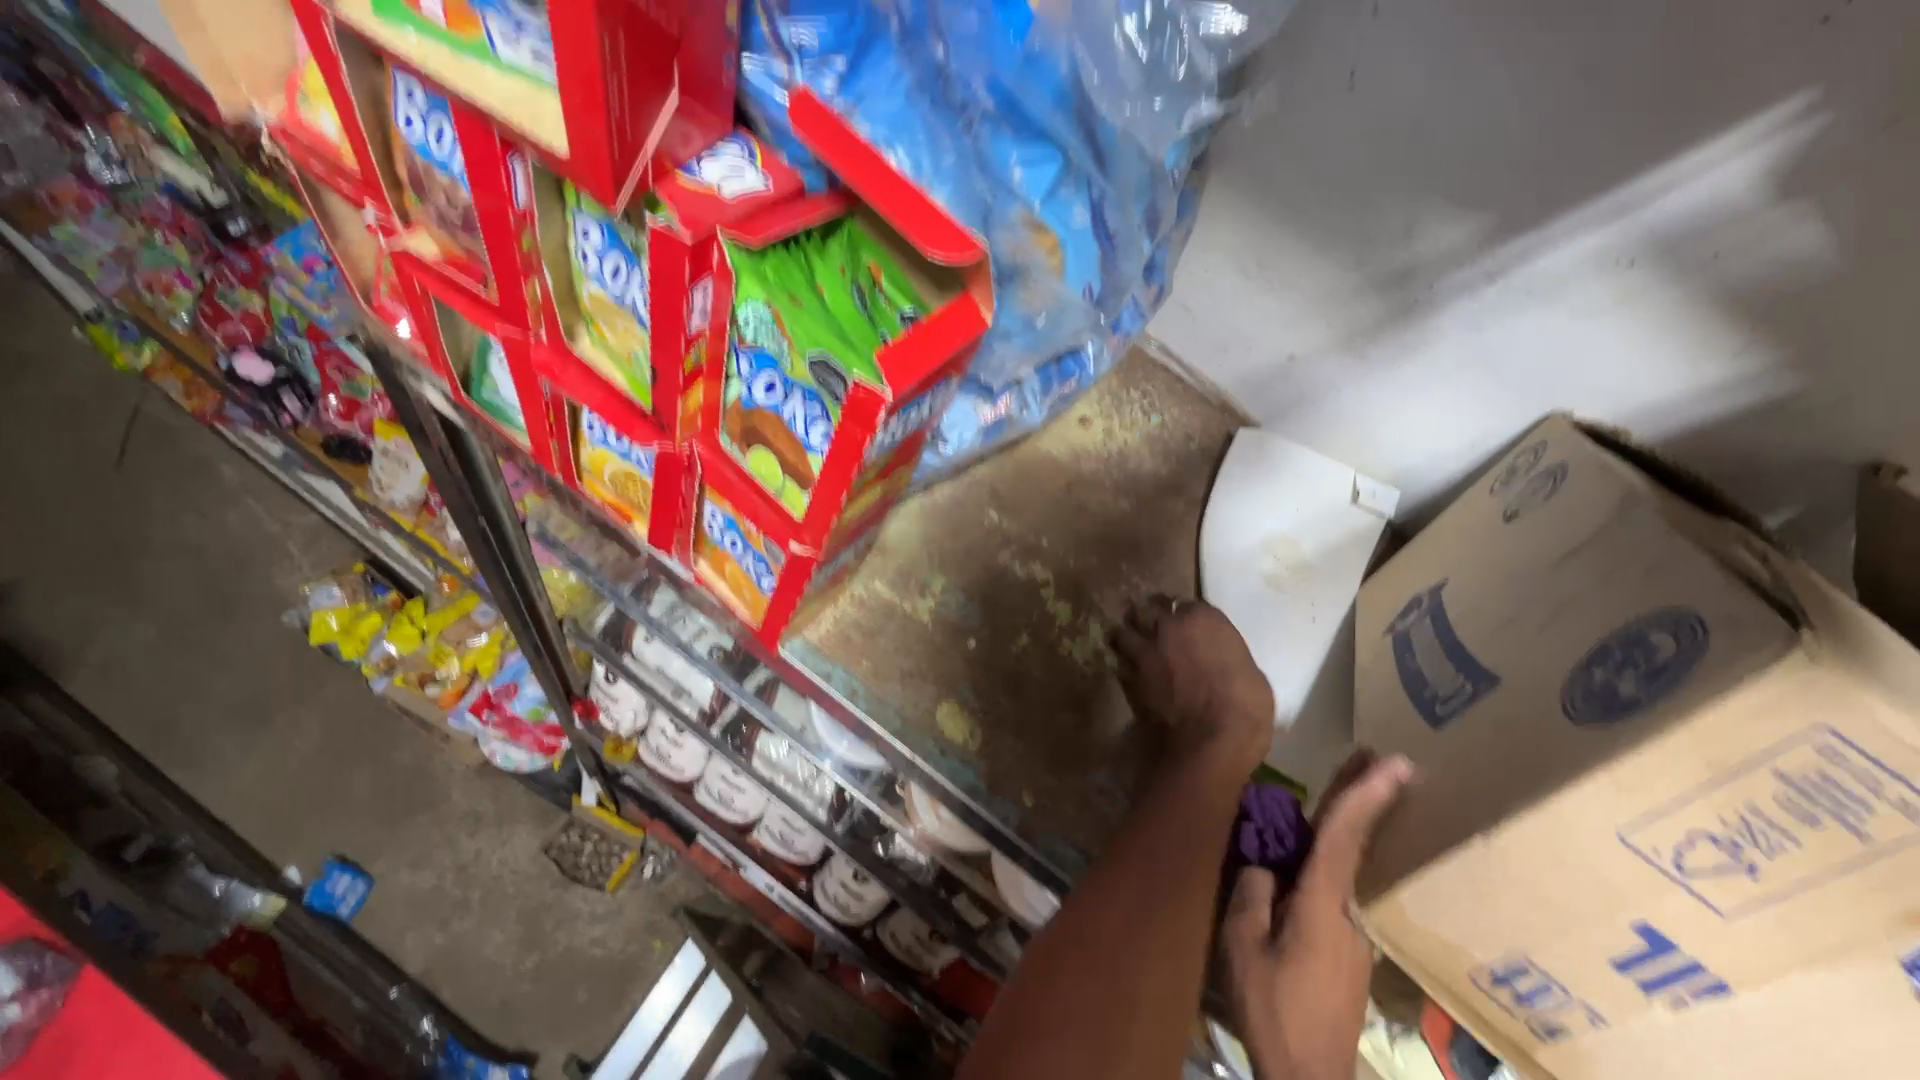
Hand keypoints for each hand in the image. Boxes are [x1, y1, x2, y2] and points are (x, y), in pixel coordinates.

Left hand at [1110, 595, 1273, 777]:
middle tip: (1153, 628)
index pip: (1185, 603)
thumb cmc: (1244, 707)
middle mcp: (1167, 627)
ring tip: (1133, 645)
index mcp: (1202, 619)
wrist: (1209, 743)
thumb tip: (1218, 661)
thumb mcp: (1249, 671)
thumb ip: (1225, 655)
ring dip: (1128, 637)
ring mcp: (1143, 651)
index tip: (1186, 627)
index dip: (1184, 616)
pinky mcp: (1127, 677)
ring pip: (1123, 631)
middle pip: (1146, 609)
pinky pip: (1118, 662)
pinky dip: (1123, 665)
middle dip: (1149, 616)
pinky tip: (1130, 672)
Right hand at [1221, 750, 1413, 1079]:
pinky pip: (1336, 896)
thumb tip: (1265, 866)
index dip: (1365, 795)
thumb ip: (1251, 896)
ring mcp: (1354, 937)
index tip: (1394, 762)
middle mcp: (1347, 914)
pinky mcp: (1349, 956)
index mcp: (1321, 905)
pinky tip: (1306, 869)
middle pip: (1356, 845)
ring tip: (1336, 797)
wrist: (1309, 1077)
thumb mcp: (1242, 949)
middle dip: (1368, 799)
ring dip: (1346, 831)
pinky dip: (1330, 866)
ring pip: (1345, 872)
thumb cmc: (1272, 1009)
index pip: (1344, 837)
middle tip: (1377, 757)